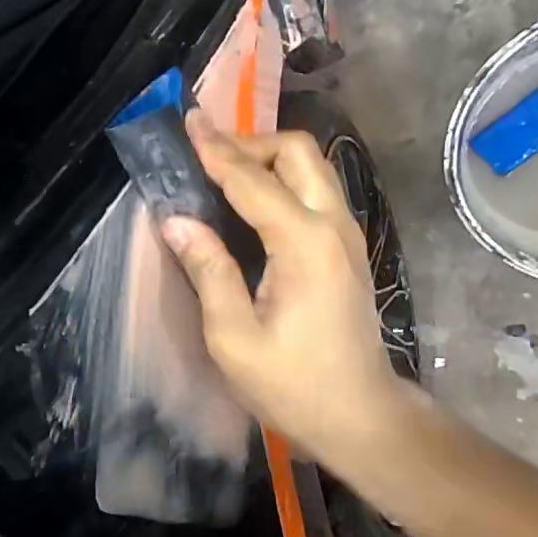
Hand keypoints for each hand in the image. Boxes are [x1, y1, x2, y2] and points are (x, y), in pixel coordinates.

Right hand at [160, 110, 409, 455]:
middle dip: (251, 143)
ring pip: (314, 168)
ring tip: (226, 171)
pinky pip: (319, 192)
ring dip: (271, 158)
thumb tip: (178, 221)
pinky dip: (287, 180)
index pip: (252, 180)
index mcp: (303, 244)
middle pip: (299, 152)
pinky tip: (257, 200)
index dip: (216, 150)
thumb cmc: (294, 385)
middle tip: (208, 155)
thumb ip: (209, 272)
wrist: (360, 414)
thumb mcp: (234, 339)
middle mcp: (334, 225)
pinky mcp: (349, 248)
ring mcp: (348, 235)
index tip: (188, 122)